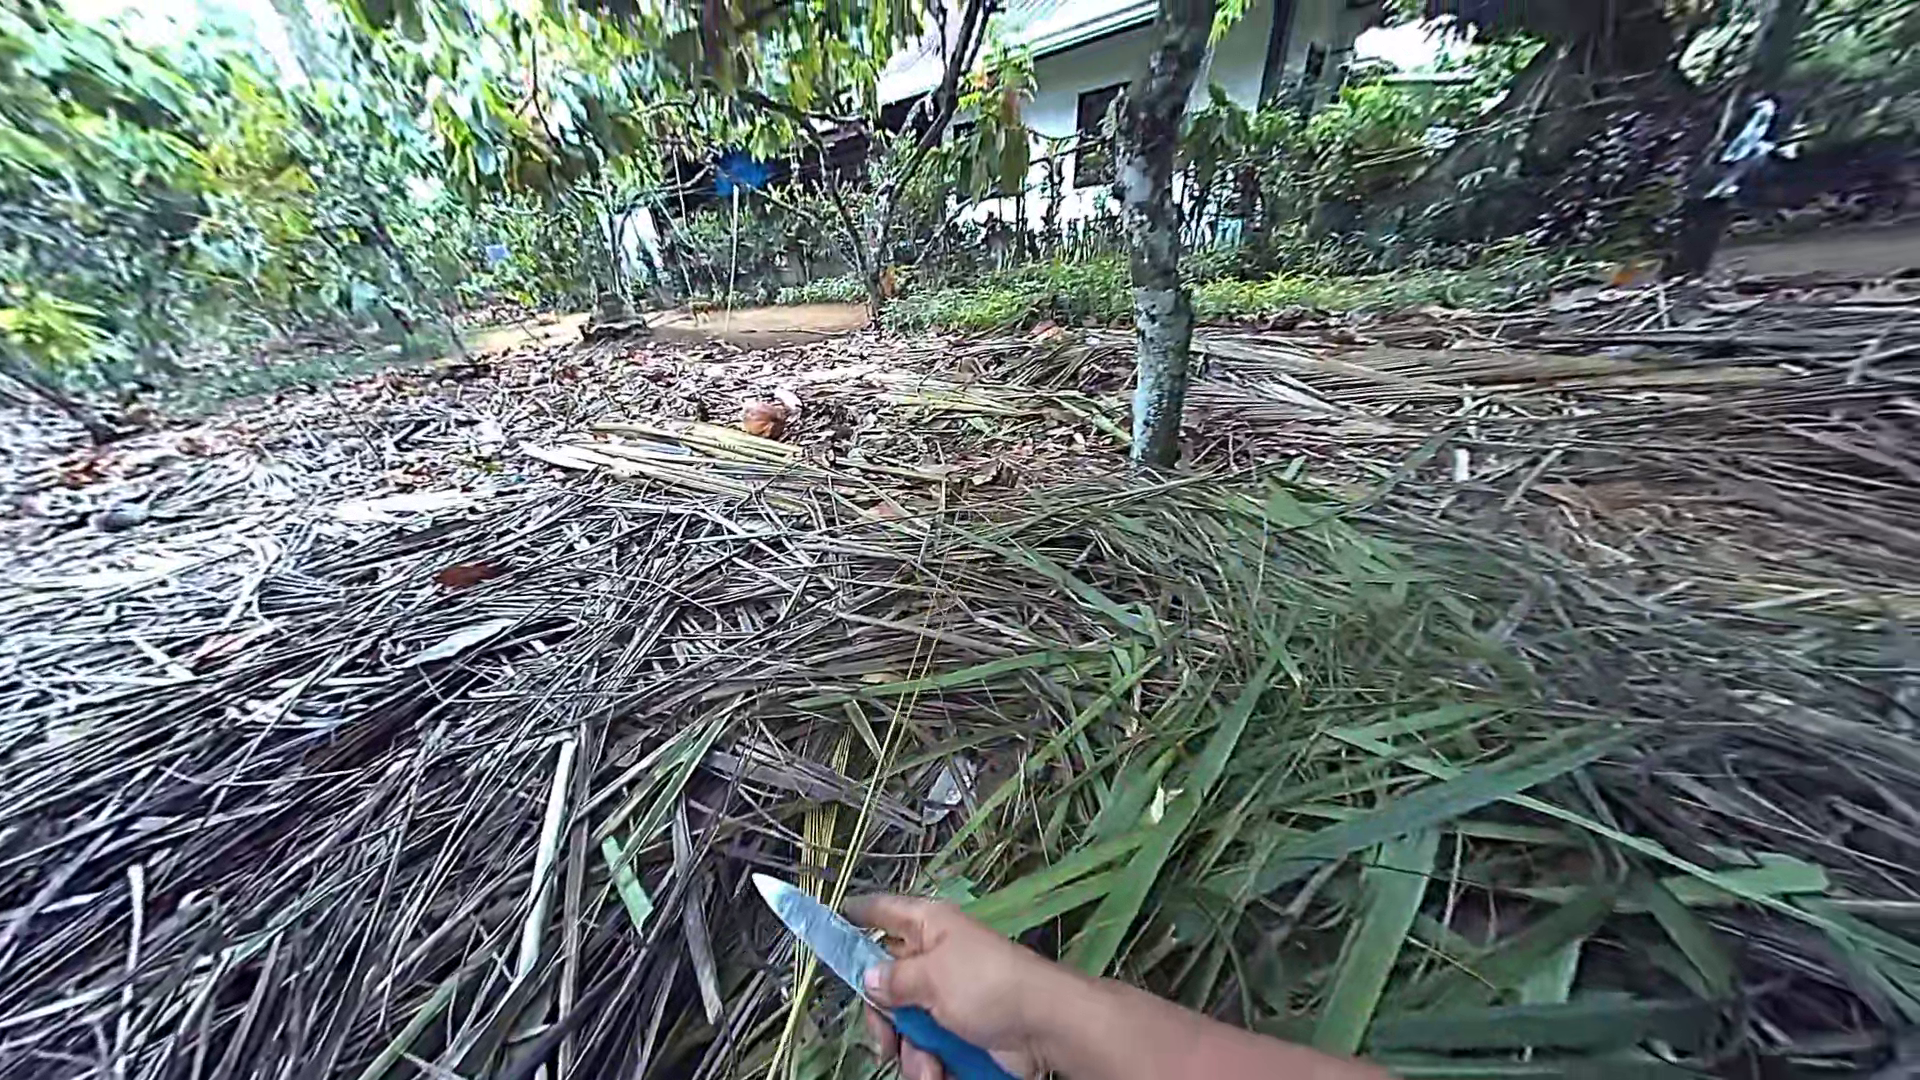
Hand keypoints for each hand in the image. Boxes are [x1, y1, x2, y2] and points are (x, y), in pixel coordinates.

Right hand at [844, 894, 1072, 1079]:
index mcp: (928, 925)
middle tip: (885, 1040)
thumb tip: (868, 978)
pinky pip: (925, 1048)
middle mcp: (932, 956)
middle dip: (883, 1018)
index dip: (859, 913)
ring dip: (909, 1053)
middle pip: (886, 981)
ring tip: (927, 1066)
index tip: (833, 919)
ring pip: (903, 1024)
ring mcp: (944, 995)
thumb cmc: (984, 982)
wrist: (1039, 1024)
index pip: (885, 911)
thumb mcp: (933, 975)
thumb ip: (895, 979)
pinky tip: (937, 1073)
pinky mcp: (956, 1030)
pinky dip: (927, 1066)